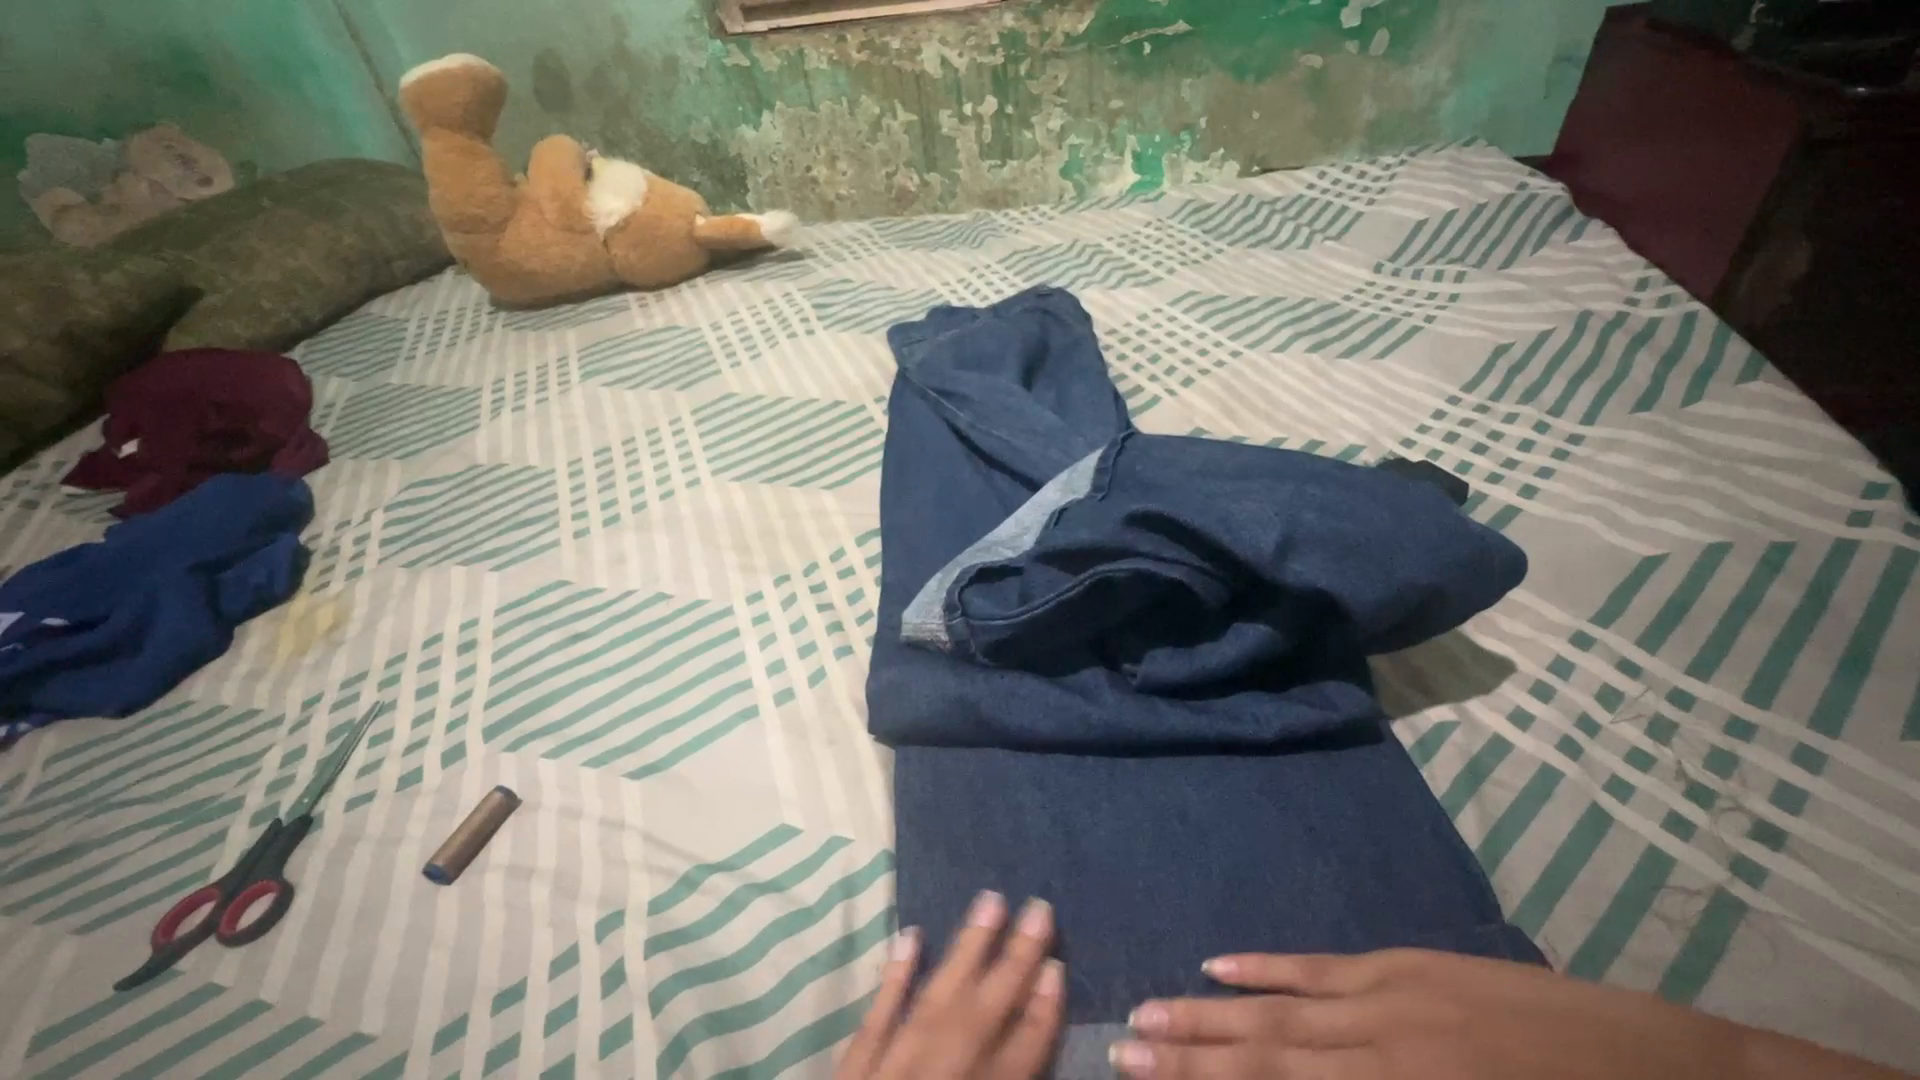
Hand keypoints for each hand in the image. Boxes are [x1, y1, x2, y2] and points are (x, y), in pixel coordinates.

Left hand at [837, 890, 1065, 1079]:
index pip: (1018, 1062)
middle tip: (1038, 909)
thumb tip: (1028, 1057)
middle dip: (1013, 964)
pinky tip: (912, 935)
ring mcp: (889, 1078)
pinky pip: (874, 1021)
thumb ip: (1005, 1075)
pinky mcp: (849, 1077)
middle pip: (981, 1019)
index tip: (1058, 969)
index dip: (1042, 1016)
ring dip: (964, 953)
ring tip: (988, 902)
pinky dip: (894, 979)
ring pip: (933, 1005)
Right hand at [1109, 948, 1912, 1079]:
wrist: (1686, 1079)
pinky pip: (1321, 969)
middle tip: (1123, 1047)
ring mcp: (1391, 1001)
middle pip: (1266, 1057)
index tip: (1149, 1079)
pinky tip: (1221, 967)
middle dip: (1190, 1057)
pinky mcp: (1410, 967)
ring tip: (1151, 1012)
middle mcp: (1382, 1055)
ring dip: (1210, 1016)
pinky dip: (1267, 968)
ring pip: (1281, 1013)